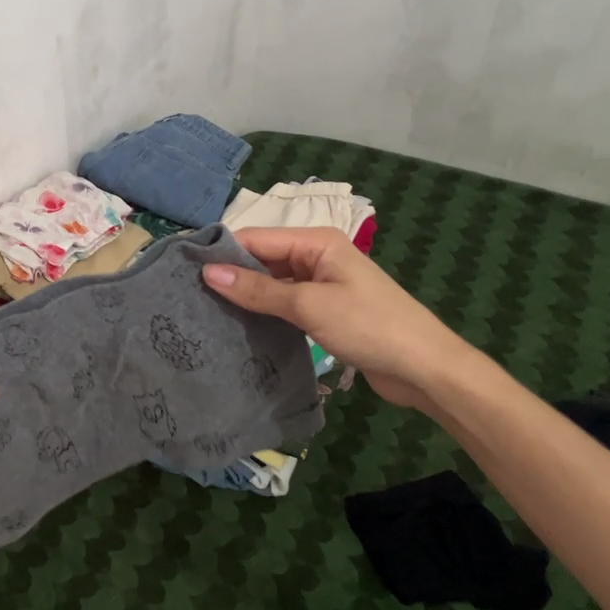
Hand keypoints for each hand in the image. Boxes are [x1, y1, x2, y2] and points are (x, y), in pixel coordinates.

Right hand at [201, 227, 472, 407]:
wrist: (427, 370)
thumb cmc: (370, 327)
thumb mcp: (309, 306)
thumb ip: (258, 289)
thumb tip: (207, 272)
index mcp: (316, 242)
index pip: (255, 239)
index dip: (220, 253)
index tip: (182, 272)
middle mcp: (317, 256)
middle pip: (261, 260)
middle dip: (230, 276)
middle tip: (187, 297)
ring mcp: (322, 285)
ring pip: (271, 284)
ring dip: (246, 297)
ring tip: (204, 313)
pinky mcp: (325, 311)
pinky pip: (284, 304)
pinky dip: (264, 313)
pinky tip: (239, 328)